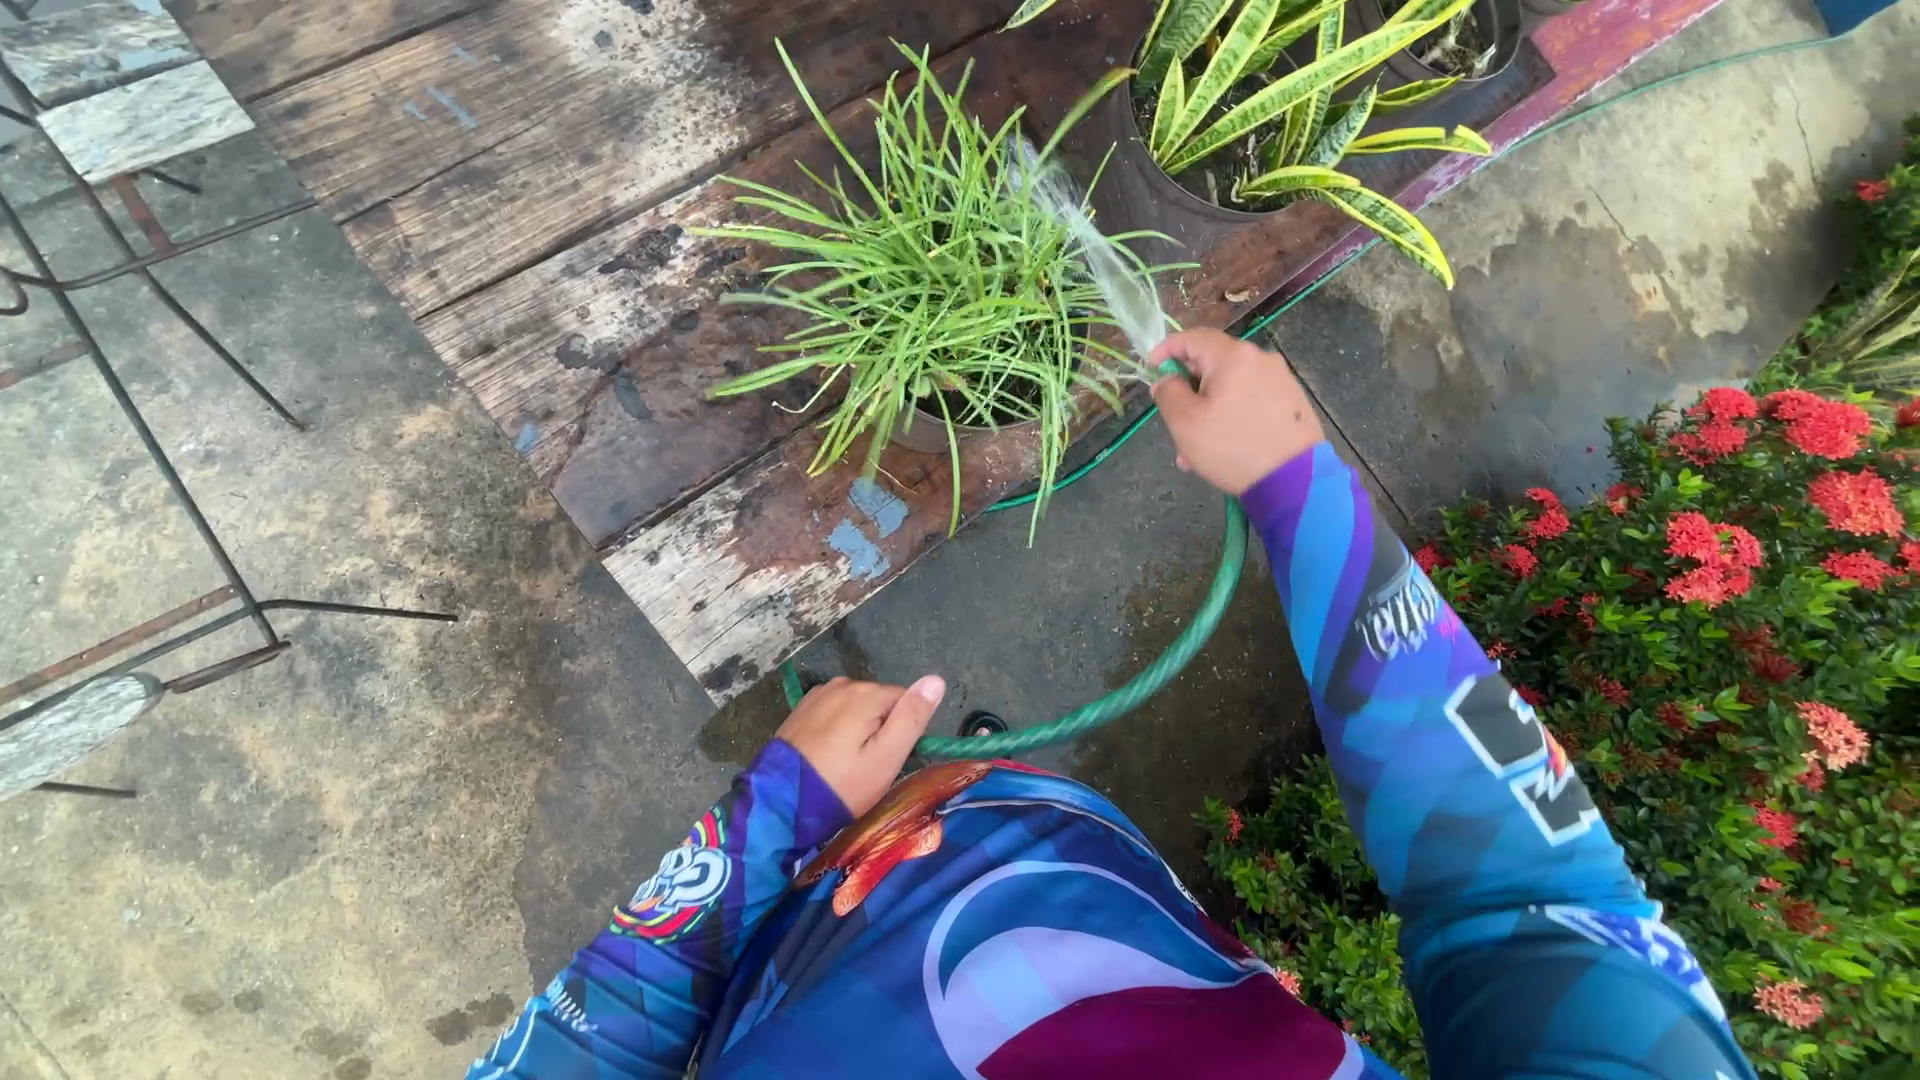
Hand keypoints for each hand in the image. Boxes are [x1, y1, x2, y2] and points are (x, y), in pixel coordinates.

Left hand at [775, 675, 945, 816]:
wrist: (780, 803)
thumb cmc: (842, 784)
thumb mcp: (887, 757)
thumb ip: (912, 716)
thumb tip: (936, 679)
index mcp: (867, 693)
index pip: (906, 703)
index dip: (902, 734)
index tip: (887, 760)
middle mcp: (843, 684)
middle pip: (880, 704)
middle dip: (879, 730)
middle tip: (866, 767)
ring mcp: (818, 695)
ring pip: (856, 708)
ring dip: (857, 730)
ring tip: (844, 764)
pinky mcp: (802, 709)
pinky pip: (833, 714)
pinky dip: (836, 730)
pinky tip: (827, 755)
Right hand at [1149, 329, 1325, 494]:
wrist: (1294, 479)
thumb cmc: (1231, 446)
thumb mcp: (1184, 422)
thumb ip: (1167, 392)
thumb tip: (1166, 380)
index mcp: (1232, 356)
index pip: (1192, 337)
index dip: (1165, 349)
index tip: (1149, 368)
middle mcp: (1260, 358)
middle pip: (1212, 363)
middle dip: (1187, 388)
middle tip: (1171, 418)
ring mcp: (1280, 379)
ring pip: (1230, 386)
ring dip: (1207, 409)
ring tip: (1194, 447)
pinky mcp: (1291, 400)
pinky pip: (1249, 399)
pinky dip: (1230, 415)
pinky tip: (1223, 445)